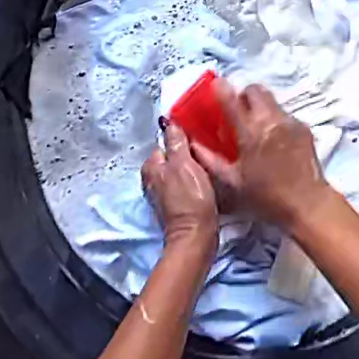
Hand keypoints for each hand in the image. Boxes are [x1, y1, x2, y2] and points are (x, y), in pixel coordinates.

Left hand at [142, 123, 217, 258]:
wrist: (196, 237)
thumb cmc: (190, 198)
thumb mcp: (184, 164)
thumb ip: (176, 142)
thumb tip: (167, 122)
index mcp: (150, 167)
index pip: (165, 143)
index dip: (181, 141)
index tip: (198, 142)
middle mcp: (152, 180)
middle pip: (172, 157)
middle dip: (187, 155)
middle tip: (205, 155)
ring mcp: (162, 194)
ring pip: (179, 171)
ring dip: (191, 169)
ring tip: (207, 168)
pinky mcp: (175, 205)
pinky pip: (184, 184)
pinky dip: (192, 182)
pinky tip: (204, 183)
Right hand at [189, 78, 333, 228]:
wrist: (308, 204)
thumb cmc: (266, 196)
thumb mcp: (233, 182)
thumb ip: (210, 160)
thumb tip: (193, 144)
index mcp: (250, 132)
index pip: (231, 99)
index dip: (221, 88)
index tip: (215, 85)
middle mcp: (270, 119)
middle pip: (254, 90)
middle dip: (244, 95)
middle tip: (239, 112)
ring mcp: (289, 121)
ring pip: (271, 100)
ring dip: (260, 107)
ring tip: (258, 127)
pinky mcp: (303, 127)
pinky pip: (284, 114)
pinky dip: (275, 120)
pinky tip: (276, 140)